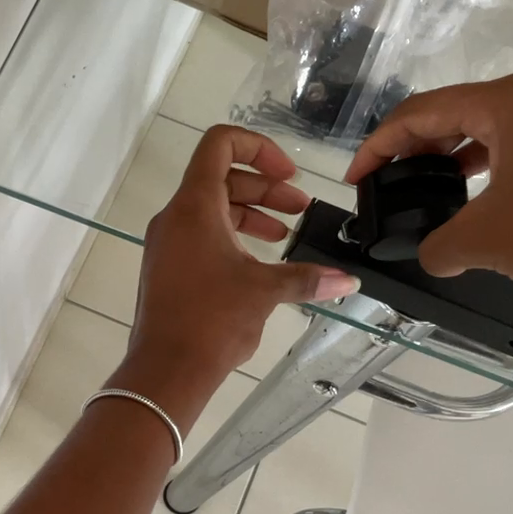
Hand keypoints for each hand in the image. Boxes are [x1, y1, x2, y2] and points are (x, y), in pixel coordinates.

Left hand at [113, 125, 357, 426]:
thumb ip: (307, 278)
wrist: (166, 368)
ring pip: (211, 210)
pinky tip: (257, 263)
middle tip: (300, 209)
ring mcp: (166, 244)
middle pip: (221, 179)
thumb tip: (347, 281)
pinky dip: (230, 237)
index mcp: (193, 207)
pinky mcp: (165, 269)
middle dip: (265, 189)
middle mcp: (174, 218)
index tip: (288, 174)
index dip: (258, 147)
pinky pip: (199, 236)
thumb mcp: (265, 291)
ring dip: (250, 214)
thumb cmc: (212, 320)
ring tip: (284, 236)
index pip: (220, 144)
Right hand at [344, 73, 512, 321]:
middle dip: (421, 152)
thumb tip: (435, 254)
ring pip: (507, 134)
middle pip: (465, 114)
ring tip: (443, 200)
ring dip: (465, 165)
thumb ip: (440, 246)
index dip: (378, 146)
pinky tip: (504, 213)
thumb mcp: (485, 241)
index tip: (357, 180)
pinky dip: (507, 177)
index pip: (422, 111)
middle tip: (395, 188)